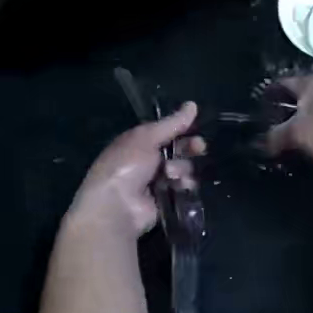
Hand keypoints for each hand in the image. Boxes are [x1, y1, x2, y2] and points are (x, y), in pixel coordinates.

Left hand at [64, 102, 205, 237]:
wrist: (115, 208)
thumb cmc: (125, 166)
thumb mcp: (146, 138)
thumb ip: (172, 123)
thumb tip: (193, 104)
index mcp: (138, 142)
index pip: (166, 131)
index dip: (182, 129)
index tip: (195, 128)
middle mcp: (147, 160)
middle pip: (177, 149)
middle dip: (189, 147)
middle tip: (198, 147)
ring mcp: (156, 181)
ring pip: (182, 167)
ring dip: (182, 167)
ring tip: (172, 174)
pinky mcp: (165, 199)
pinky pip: (183, 187)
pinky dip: (184, 184)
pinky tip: (180, 185)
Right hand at [266, 74, 312, 166]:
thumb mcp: (295, 135)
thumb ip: (276, 136)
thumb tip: (265, 142)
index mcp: (312, 81)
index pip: (284, 82)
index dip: (270, 92)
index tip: (262, 102)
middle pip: (303, 91)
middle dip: (289, 103)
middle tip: (277, 117)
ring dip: (308, 112)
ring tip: (298, 127)